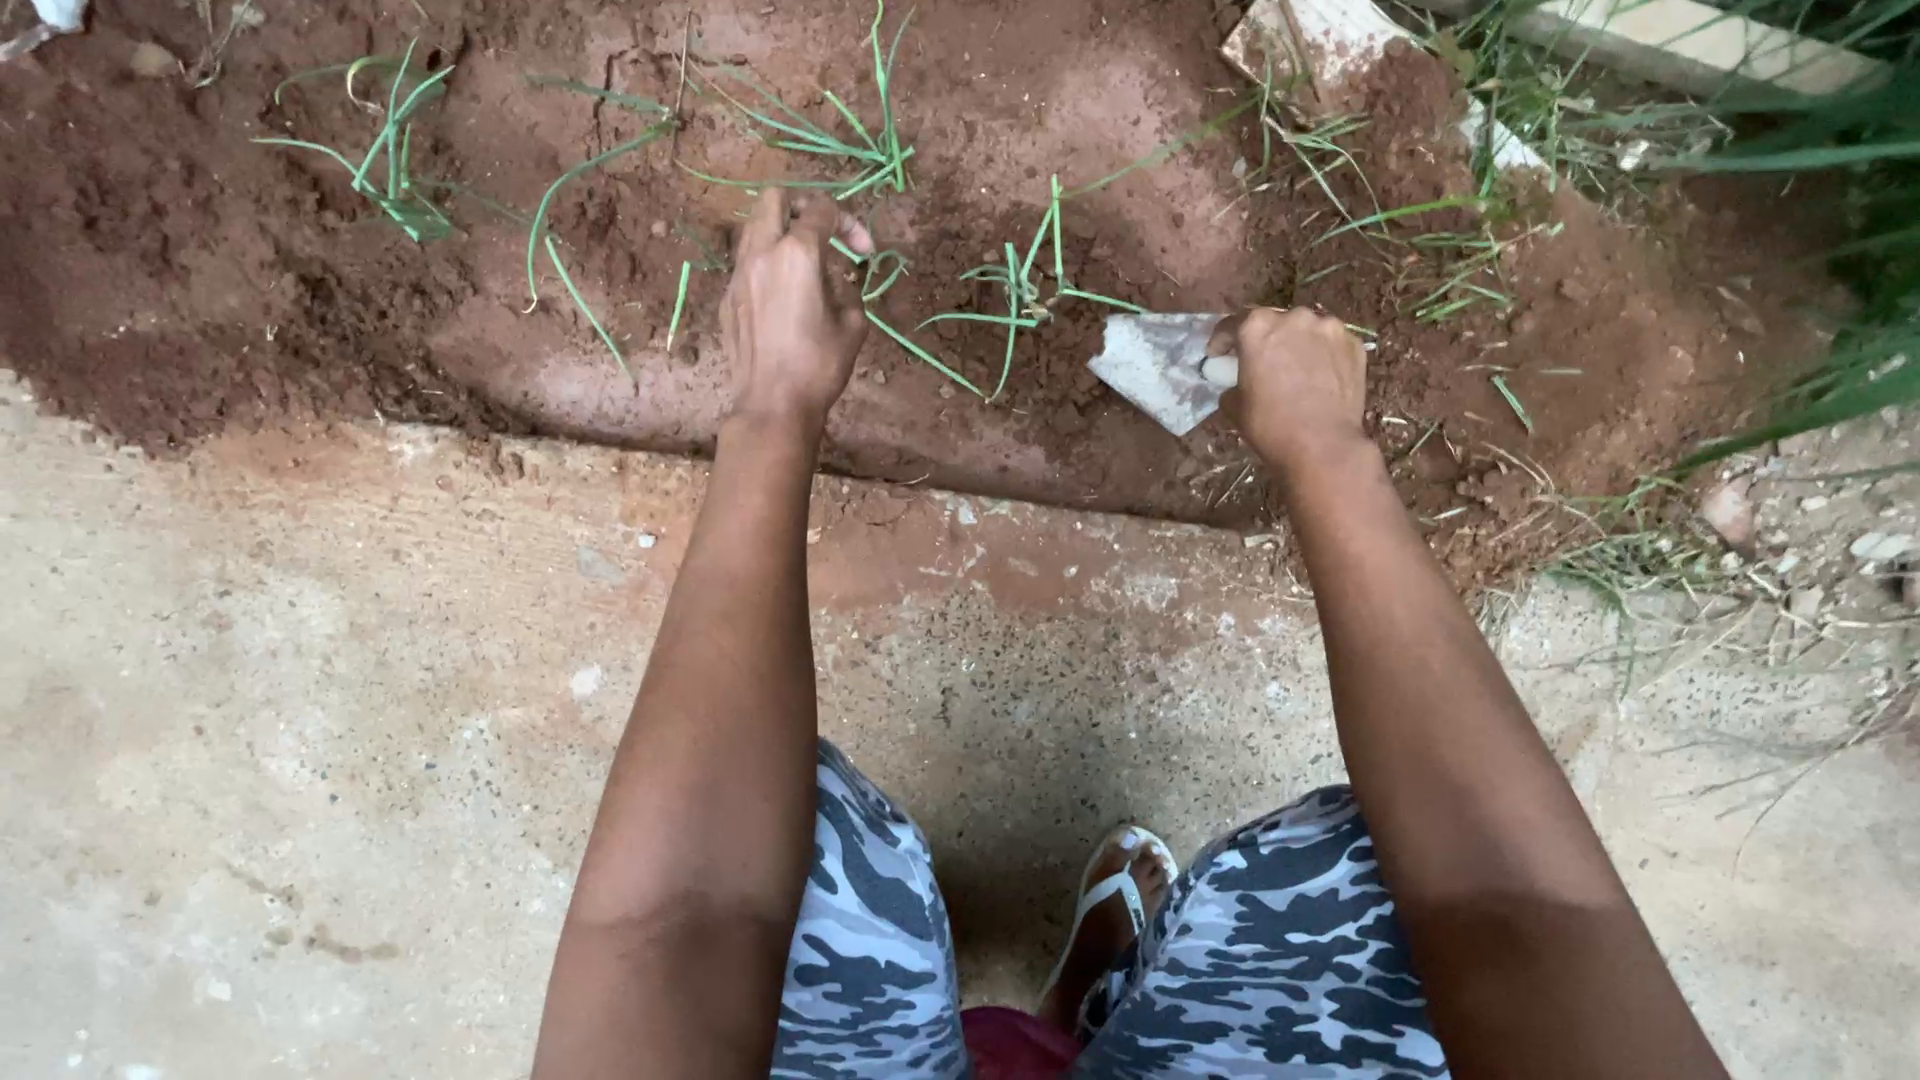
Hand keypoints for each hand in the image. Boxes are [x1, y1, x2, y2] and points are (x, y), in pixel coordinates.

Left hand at [720, 189, 874, 431]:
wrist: (773, 403)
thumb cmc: (820, 366)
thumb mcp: (853, 325)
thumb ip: (846, 289)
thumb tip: (834, 281)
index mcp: (798, 254)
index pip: (822, 210)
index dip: (850, 224)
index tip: (864, 253)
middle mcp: (762, 252)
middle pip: (775, 198)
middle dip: (803, 207)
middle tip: (822, 233)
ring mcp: (738, 274)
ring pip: (753, 226)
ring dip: (780, 232)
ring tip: (802, 263)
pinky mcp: (728, 298)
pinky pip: (746, 263)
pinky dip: (766, 264)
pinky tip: (783, 296)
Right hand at [1210, 307, 1370, 477]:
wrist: (1323, 444)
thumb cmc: (1270, 424)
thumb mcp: (1234, 407)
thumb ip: (1231, 386)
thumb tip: (1237, 386)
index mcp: (1257, 328)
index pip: (1231, 324)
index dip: (1221, 341)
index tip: (1218, 356)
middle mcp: (1294, 317)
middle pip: (1272, 323)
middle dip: (1263, 340)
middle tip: (1259, 363)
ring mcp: (1329, 328)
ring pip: (1305, 330)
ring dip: (1295, 344)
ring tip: (1293, 369)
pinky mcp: (1354, 345)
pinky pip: (1330, 345)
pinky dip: (1321, 355)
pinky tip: (1318, 378)